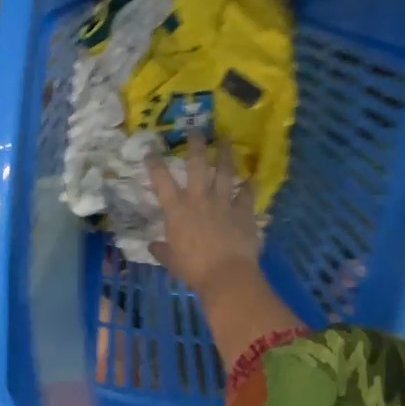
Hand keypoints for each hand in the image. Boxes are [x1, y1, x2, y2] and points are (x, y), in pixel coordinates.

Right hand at [145, 133, 261, 295]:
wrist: (226, 275)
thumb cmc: (193, 269)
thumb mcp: (171, 260)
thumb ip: (162, 251)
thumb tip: (152, 247)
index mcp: (177, 210)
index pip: (161, 180)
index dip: (155, 163)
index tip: (151, 150)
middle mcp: (199, 199)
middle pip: (197, 164)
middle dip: (195, 144)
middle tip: (196, 130)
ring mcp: (224, 202)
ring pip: (224, 171)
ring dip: (225, 153)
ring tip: (226, 139)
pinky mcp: (244, 211)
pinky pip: (247, 193)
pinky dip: (250, 184)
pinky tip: (253, 176)